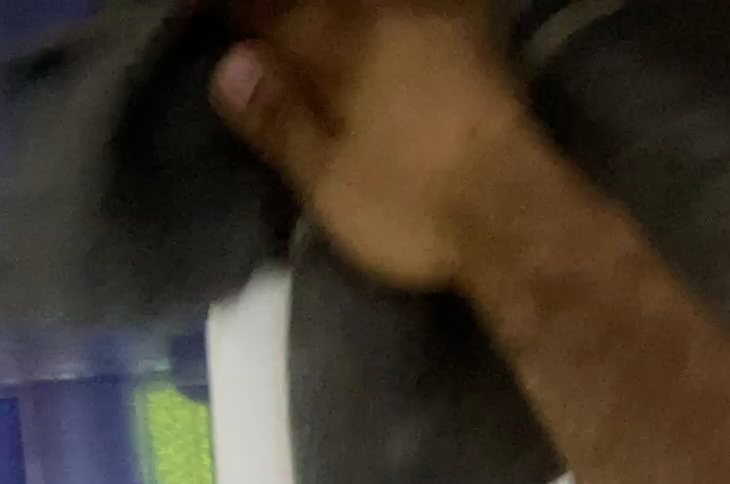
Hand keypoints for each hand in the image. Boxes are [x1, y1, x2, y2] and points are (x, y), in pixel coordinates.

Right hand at [211, 0, 530, 289]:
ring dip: (339, 15)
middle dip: (291, 14)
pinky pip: (422, 13)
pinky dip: (391, 20)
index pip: (277, 17)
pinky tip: (389, 27)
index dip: (244, 19)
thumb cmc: (410, 206)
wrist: (512, 217)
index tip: (217, 22)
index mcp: (344, 48)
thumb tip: (228, 67)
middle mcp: (391, 19)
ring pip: (375, 7)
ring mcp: (441, 27)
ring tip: (319, 26)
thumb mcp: (328, 181)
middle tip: (260, 29)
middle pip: (328, 4)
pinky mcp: (477, 48)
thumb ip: (279, 121)